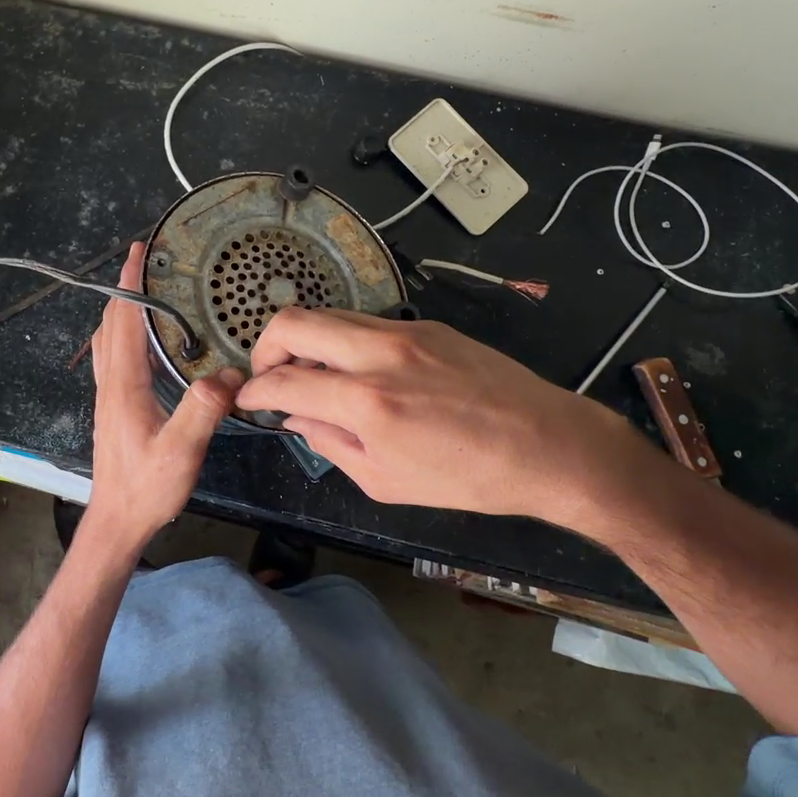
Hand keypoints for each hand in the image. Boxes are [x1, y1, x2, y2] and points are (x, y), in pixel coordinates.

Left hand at [86, 242, 243, 547]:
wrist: (116, 520)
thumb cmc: (146, 488)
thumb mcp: (181, 452)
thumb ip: (202, 410)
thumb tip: (229, 373)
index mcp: (124, 384)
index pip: (124, 320)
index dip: (130, 282)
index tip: (139, 250)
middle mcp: (111, 382)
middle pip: (111, 322)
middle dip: (126, 286)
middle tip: (148, 260)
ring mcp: (109, 394)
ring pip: (109, 338)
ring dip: (123, 308)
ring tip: (147, 289)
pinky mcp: (114, 406)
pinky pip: (114, 355)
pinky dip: (125, 332)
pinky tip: (143, 339)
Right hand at [235, 308, 668, 524]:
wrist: (550, 446)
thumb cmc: (466, 479)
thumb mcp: (384, 481)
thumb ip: (329, 444)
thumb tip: (297, 417)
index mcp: (367, 402)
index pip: (284, 381)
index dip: (254, 392)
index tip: (247, 400)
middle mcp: (379, 354)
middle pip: (293, 321)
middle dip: (266, 347)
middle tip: (268, 375)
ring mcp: (405, 332)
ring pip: (328, 315)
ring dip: (305, 340)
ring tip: (310, 373)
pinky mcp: (427, 325)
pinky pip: (365, 323)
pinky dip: (343, 341)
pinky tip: (356, 370)